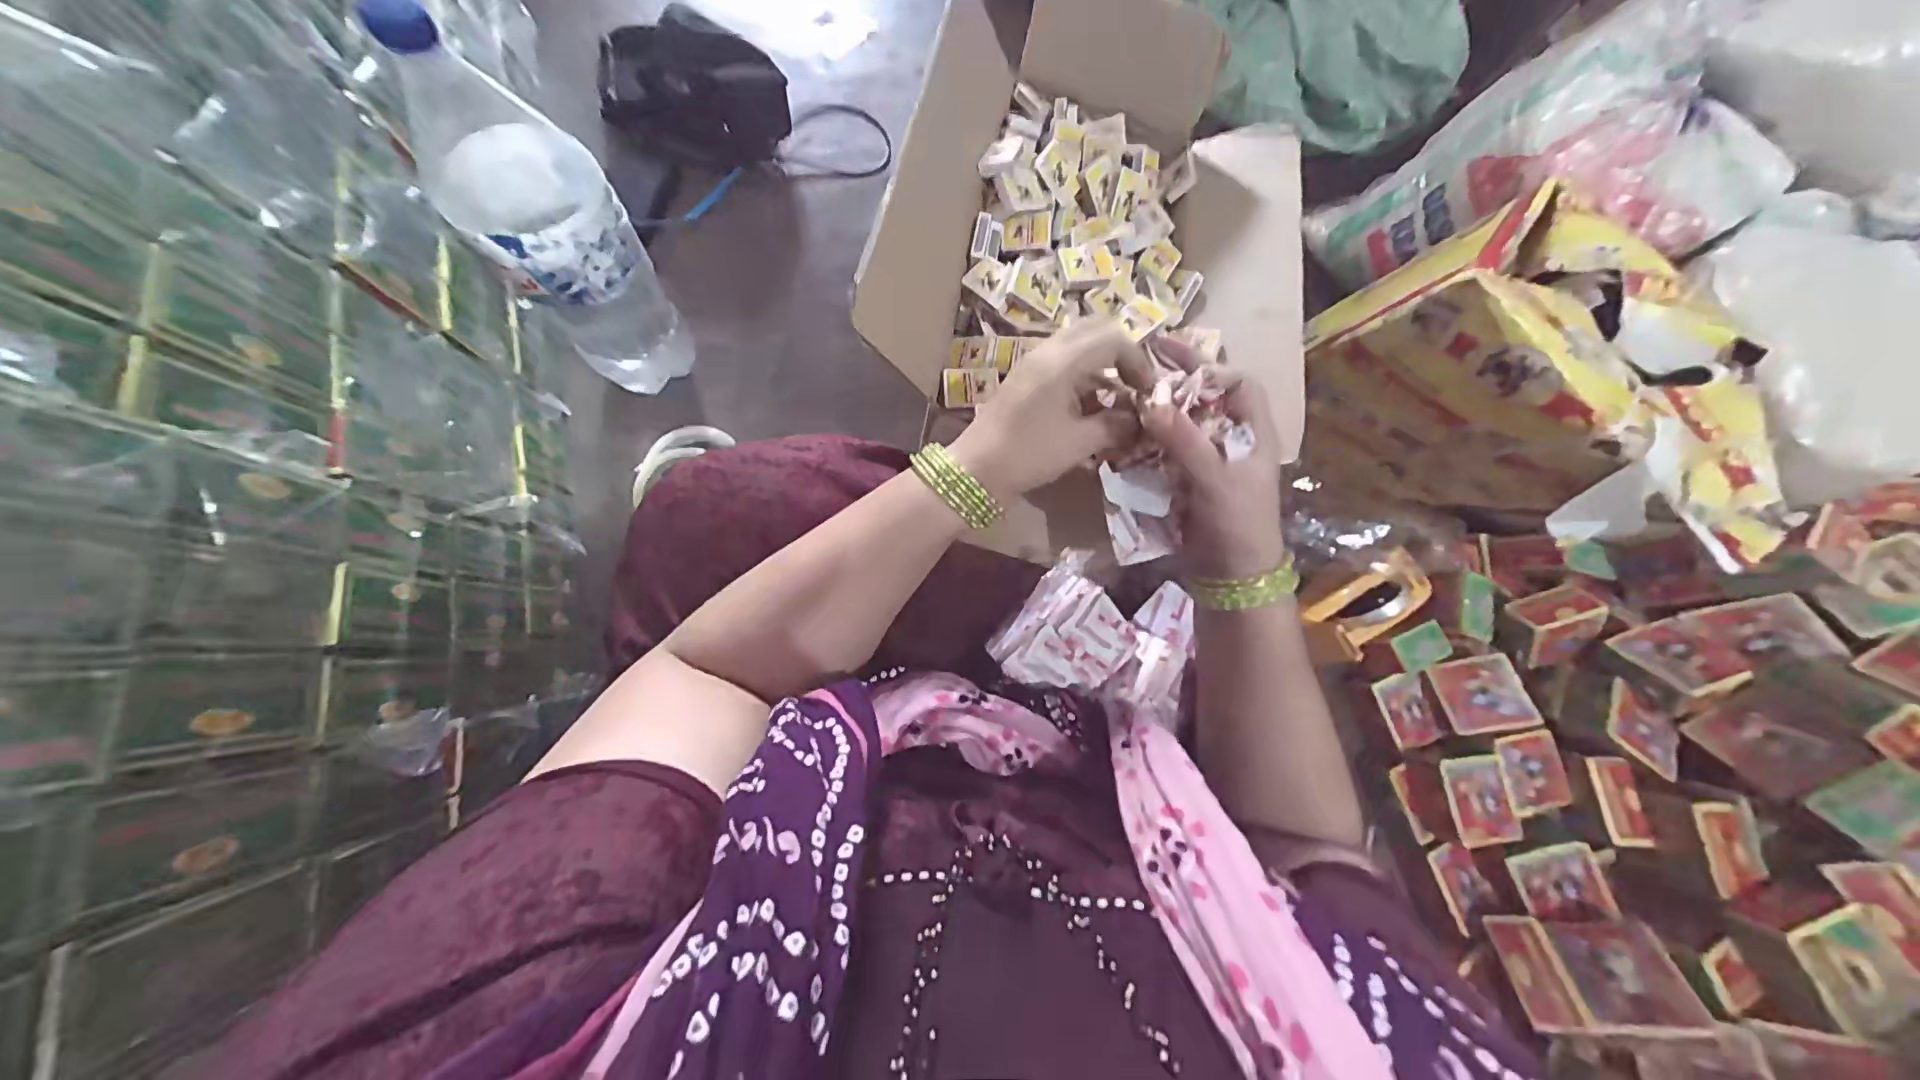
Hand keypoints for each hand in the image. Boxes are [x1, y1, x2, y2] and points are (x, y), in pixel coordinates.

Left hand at [948, 320, 1147, 499]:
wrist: (976, 471)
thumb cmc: (1028, 455)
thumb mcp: (1079, 443)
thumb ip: (1115, 426)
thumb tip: (1140, 421)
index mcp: (1062, 361)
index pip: (1114, 338)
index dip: (1139, 361)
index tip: (1147, 391)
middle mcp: (1047, 352)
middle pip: (1096, 332)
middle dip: (1122, 356)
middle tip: (1135, 386)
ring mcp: (1033, 363)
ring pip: (1079, 347)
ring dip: (1103, 366)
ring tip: (1117, 400)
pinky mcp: (1026, 379)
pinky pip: (1063, 363)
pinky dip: (1084, 376)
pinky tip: (1091, 407)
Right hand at [1141, 373, 1286, 580]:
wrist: (1231, 574)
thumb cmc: (1236, 520)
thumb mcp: (1214, 476)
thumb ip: (1183, 438)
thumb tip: (1149, 402)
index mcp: (1252, 432)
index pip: (1237, 383)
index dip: (1209, 368)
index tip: (1173, 358)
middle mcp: (1231, 440)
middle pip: (1206, 399)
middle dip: (1177, 381)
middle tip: (1143, 361)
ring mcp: (1208, 460)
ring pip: (1183, 423)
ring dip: (1158, 409)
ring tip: (1128, 392)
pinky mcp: (1187, 479)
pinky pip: (1167, 450)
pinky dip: (1149, 439)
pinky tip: (1127, 431)